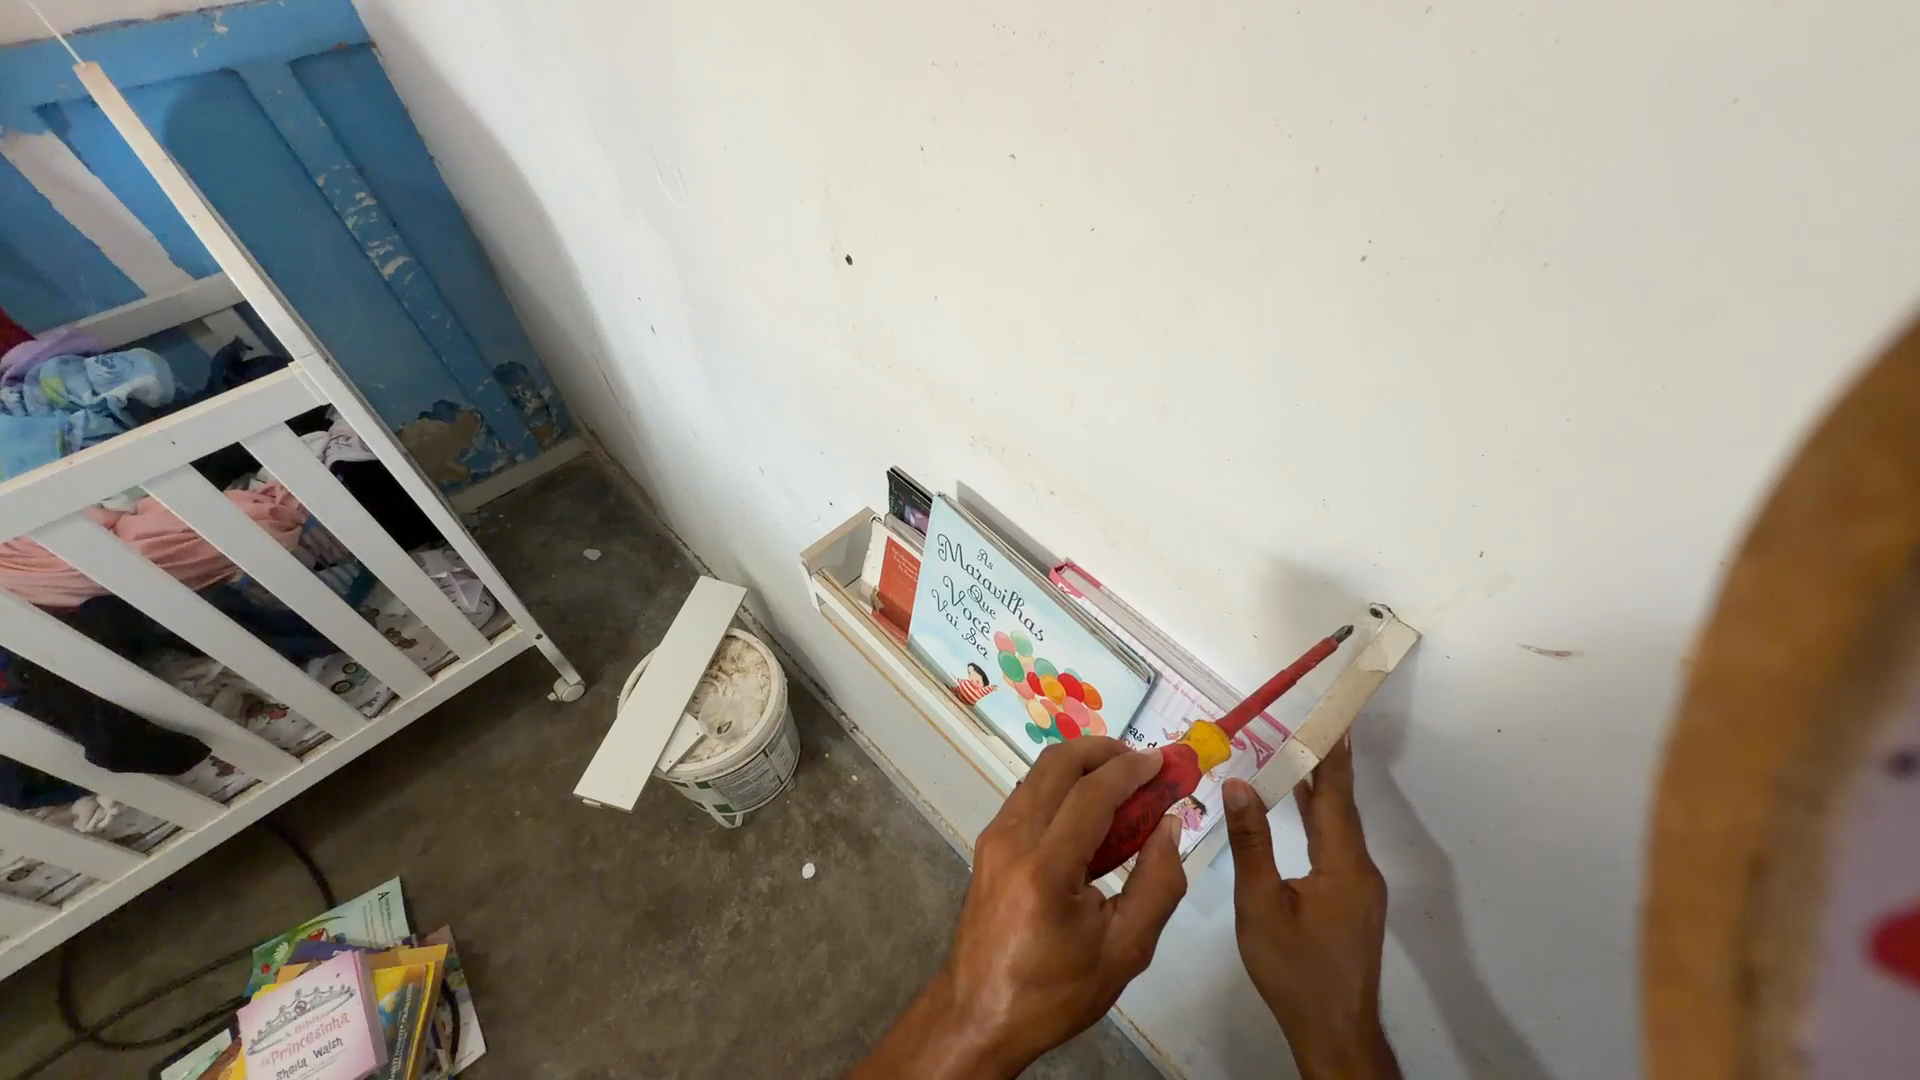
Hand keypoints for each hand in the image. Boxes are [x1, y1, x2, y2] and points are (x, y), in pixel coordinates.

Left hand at [853, 738, 1187, 1078]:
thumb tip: (1169, 825)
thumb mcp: (1125, 951)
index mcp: (1045, 868)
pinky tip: (1090, 809)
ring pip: (1039, 773)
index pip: (1091, 793)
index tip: (1162, 760)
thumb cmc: (1055, 991)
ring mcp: (994, 837)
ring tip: (1122, 782)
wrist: (978, 1013)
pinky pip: (1029, 794)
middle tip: (1142, 763)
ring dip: (1082, 765)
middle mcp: (1012, 838)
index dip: (1130, 770)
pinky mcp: (988, 843)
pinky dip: (1062, 785)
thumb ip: (1158, 884)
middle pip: (1058, 764)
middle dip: (1104, 751)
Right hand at [1224, 738, 1399, 1079]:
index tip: (1334, 718)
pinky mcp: (1351, 902)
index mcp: (1343, 864)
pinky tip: (1301, 809)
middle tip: (1307, 724)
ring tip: (1298, 754)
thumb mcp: (1260, 904)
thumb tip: (1239, 784)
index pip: (1337, 796)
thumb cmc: (1293, 968)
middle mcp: (1360, 870)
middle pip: (1342, 806)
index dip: (1333, 755)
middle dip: (1325, 765)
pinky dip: (1318, 819)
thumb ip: (1251, 842)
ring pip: (1338, 828)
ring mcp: (1358, 888)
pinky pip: (1335, 846)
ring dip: (1320, 791)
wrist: (1332, 1032)